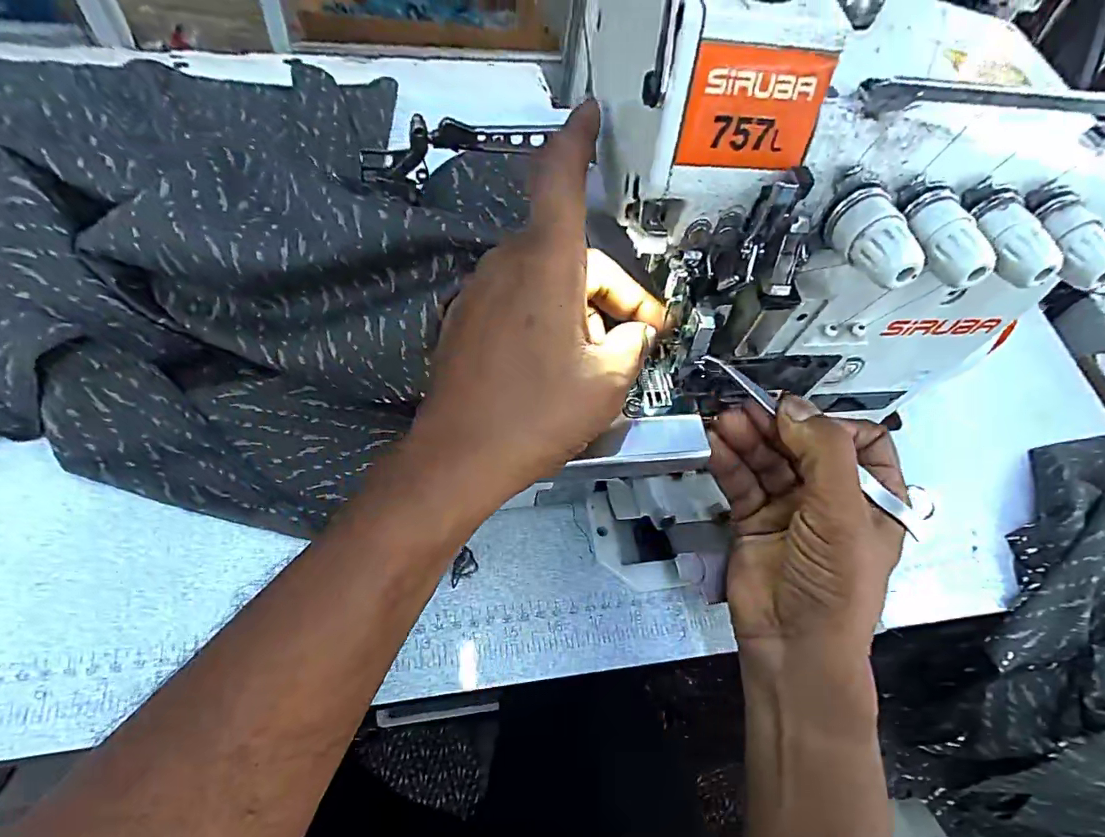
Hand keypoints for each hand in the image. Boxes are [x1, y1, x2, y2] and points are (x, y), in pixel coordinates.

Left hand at [408, 100, 667, 508]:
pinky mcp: (466, 321)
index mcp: (545, 264)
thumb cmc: (539, 414)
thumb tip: (634, 334)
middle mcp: (507, 265)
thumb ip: (631, 345)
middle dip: (613, 289)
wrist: (460, 455)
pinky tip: (562, 367)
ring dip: (583, 308)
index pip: (561, 180)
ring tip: (602, 361)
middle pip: (570, 252)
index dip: (578, 141)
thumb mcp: (608, 383)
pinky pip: (520, 302)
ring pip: (546, 279)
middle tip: (643, 336)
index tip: (590, 113)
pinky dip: (551, 320)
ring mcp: (480, 293)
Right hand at [708, 395, 907, 655]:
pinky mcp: (756, 523)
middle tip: (752, 408)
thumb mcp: (844, 513)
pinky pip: (743, 483)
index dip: (833, 425)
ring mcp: (793, 511)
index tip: (804, 419)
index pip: (861, 441)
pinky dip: (730, 463)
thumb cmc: (836, 590)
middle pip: (806, 445)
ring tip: (728, 421)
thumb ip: (824, 452)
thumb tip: (795, 409)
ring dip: (750, 438)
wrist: (794, 645)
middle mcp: (834, 501)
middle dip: (779, 425)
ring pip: (771, 461)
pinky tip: (718, 445)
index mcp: (874, 498)